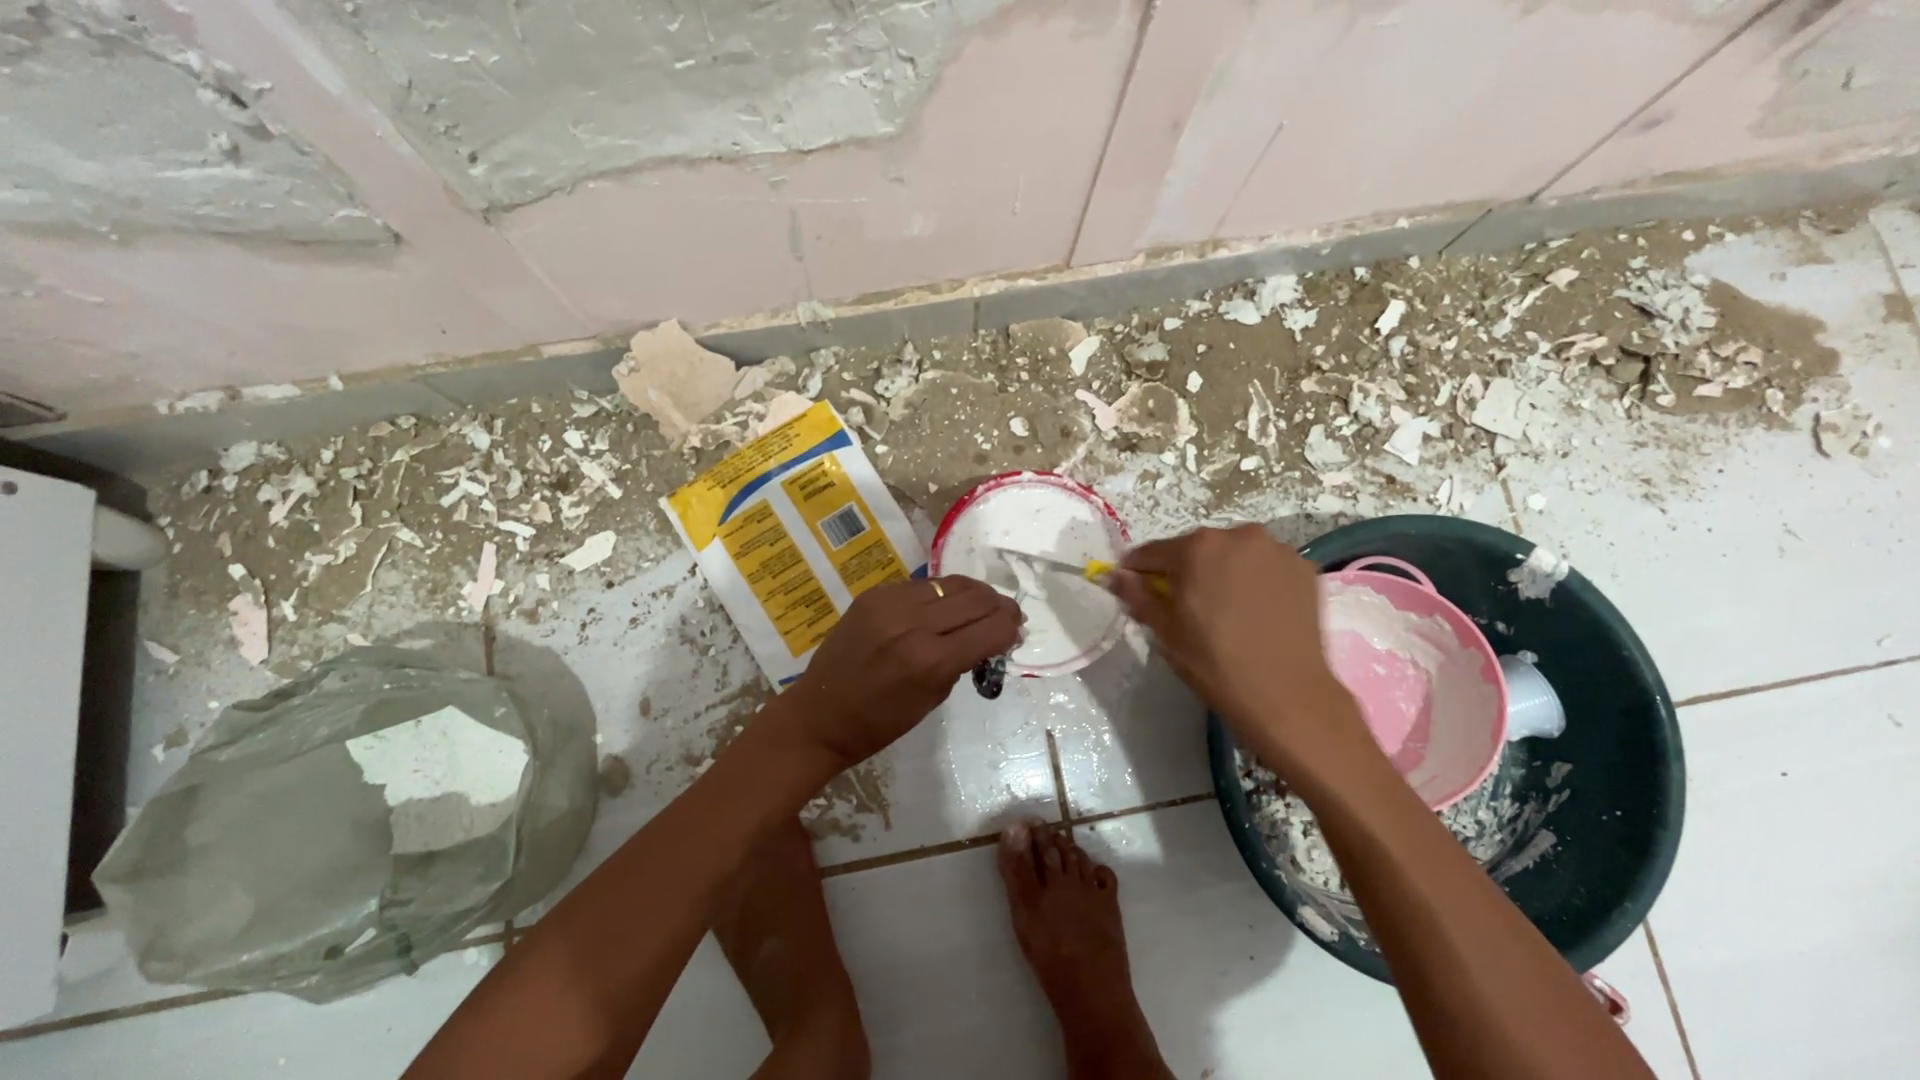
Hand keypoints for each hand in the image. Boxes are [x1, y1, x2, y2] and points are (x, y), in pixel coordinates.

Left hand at [784, 575, 1020, 770]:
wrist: (819, 715)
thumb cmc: (879, 723)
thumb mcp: (932, 700)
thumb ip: (961, 663)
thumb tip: (988, 638)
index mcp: (931, 660)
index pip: (992, 630)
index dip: (1011, 630)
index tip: (1016, 633)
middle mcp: (914, 624)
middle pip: (977, 600)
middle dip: (1000, 607)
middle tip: (1008, 616)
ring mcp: (891, 604)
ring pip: (951, 584)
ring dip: (974, 595)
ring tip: (983, 605)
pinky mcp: (874, 595)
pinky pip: (921, 585)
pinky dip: (940, 594)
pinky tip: (944, 606)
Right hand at [1109, 525, 1369, 773]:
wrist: (1285, 694)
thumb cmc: (1215, 663)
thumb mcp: (1166, 631)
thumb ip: (1138, 595)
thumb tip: (1116, 575)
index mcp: (1196, 548)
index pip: (1153, 552)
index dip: (1140, 571)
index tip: (1137, 589)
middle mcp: (1238, 535)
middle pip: (1197, 548)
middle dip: (1186, 570)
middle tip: (1186, 605)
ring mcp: (1276, 549)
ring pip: (1235, 554)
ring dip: (1224, 572)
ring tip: (1226, 608)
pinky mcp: (1303, 567)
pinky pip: (1267, 566)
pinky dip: (1257, 580)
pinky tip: (1256, 610)